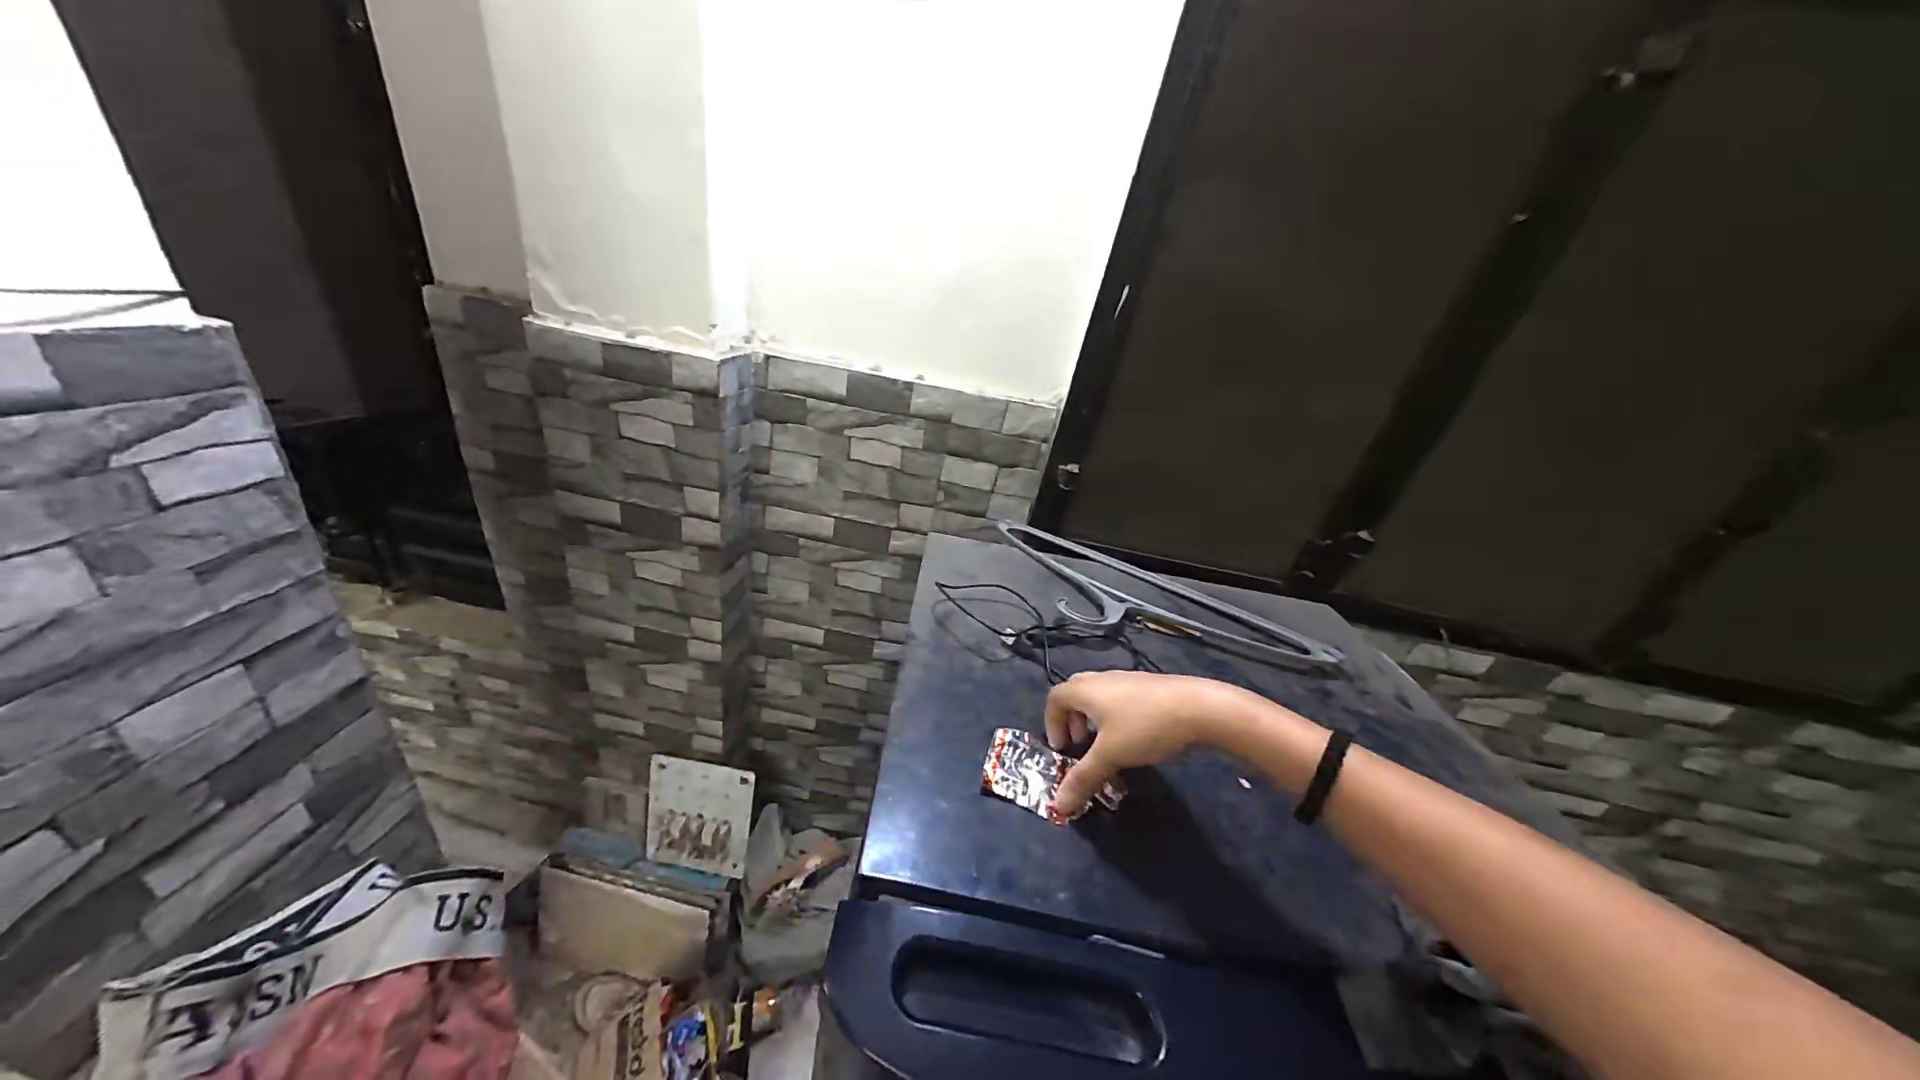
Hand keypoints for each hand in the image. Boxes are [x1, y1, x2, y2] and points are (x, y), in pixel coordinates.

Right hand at [1044, 671, 1257, 818]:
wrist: (1200, 707)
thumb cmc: (1146, 727)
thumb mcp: (1110, 756)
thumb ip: (1083, 778)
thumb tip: (1058, 805)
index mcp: (1086, 689)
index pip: (1055, 698)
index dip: (1051, 722)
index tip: (1062, 748)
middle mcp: (1102, 678)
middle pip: (1075, 693)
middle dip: (1071, 719)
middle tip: (1080, 743)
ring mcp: (1127, 678)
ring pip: (1098, 695)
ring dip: (1093, 718)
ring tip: (1107, 744)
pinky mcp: (1148, 685)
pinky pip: (1119, 697)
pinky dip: (1114, 715)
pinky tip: (1134, 737)